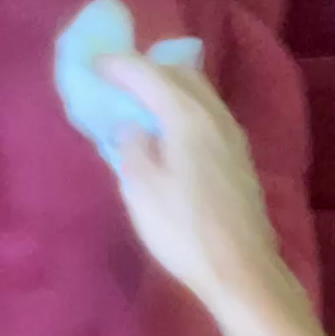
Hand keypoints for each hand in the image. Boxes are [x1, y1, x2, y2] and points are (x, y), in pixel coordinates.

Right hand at [99, 54, 287, 312]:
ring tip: (144, 104)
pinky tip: (174, 132)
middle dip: (148, 70)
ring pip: (200, 95)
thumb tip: (132, 128)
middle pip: (182, 75)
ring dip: (170, 90)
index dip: (118, 65)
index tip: (93, 65)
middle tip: (120, 81)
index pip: (149, 74)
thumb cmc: (185, 231)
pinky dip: (186, 111)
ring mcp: (234, 139)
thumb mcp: (142, 190)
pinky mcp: (241, 161)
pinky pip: (209, 117)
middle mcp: (216, 117)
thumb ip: (132, 148)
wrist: (241, 269)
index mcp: (188, 117)